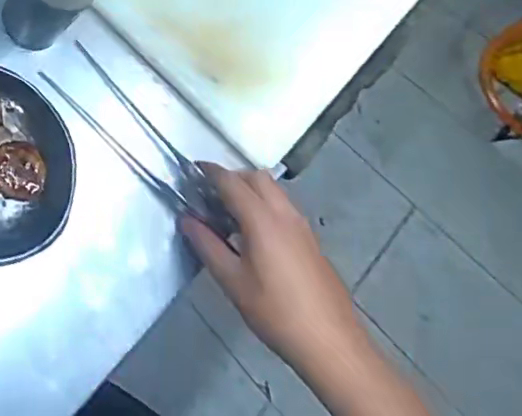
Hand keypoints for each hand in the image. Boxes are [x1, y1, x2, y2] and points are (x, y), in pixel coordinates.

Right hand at [179, 163, 362, 371]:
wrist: (334, 349)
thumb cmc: (276, 312)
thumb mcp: (231, 280)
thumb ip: (206, 244)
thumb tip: (187, 219)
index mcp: (262, 220)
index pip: (231, 181)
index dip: (209, 171)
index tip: (190, 171)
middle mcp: (285, 217)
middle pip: (258, 178)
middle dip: (232, 177)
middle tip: (210, 193)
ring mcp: (305, 231)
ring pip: (276, 193)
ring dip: (251, 191)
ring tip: (230, 214)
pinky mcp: (314, 247)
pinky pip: (286, 211)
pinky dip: (266, 208)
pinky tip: (256, 237)